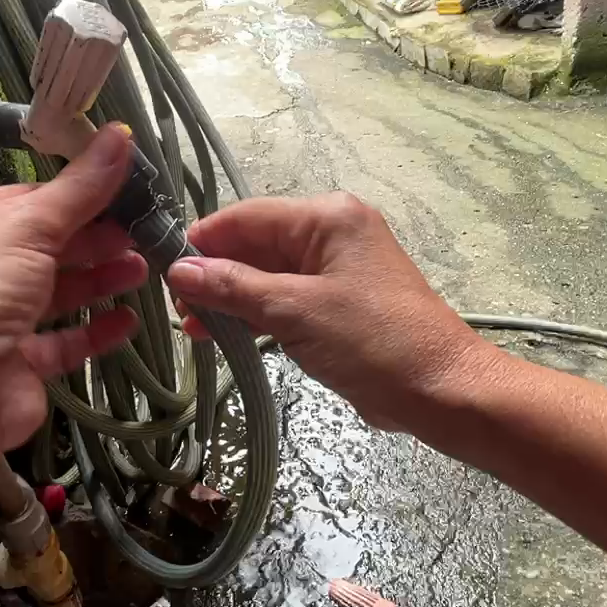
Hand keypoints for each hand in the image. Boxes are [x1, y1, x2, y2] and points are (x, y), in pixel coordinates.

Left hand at [0, 125, 146, 477]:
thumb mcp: (26, 225)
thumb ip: (80, 188)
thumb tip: (121, 134)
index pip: (28, 198)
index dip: (78, 192)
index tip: (128, 189)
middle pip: (46, 245)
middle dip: (95, 237)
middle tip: (144, 230)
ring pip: (56, 292)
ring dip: (99, 279)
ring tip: (142, 268)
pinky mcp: (16, 366)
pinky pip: (63, 342)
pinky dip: (94, 330)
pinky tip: (127, 320)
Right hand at [165, 193, 495, 434]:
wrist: (441, 390)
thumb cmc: (371, 340)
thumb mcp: (295, 310)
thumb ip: (233, 287)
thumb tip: (178, 269)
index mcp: (327, 218)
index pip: (248, 216)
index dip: (204, 241)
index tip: (165, 271)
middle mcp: (331, 233)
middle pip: (255, 245)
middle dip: (215, 275)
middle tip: (178, 310)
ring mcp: (335, 270)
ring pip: (266, 275)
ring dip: (231, 298)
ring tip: (194, 328)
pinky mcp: (337, 303)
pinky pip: (284, 299)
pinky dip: (255, 314)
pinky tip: (224, 334)